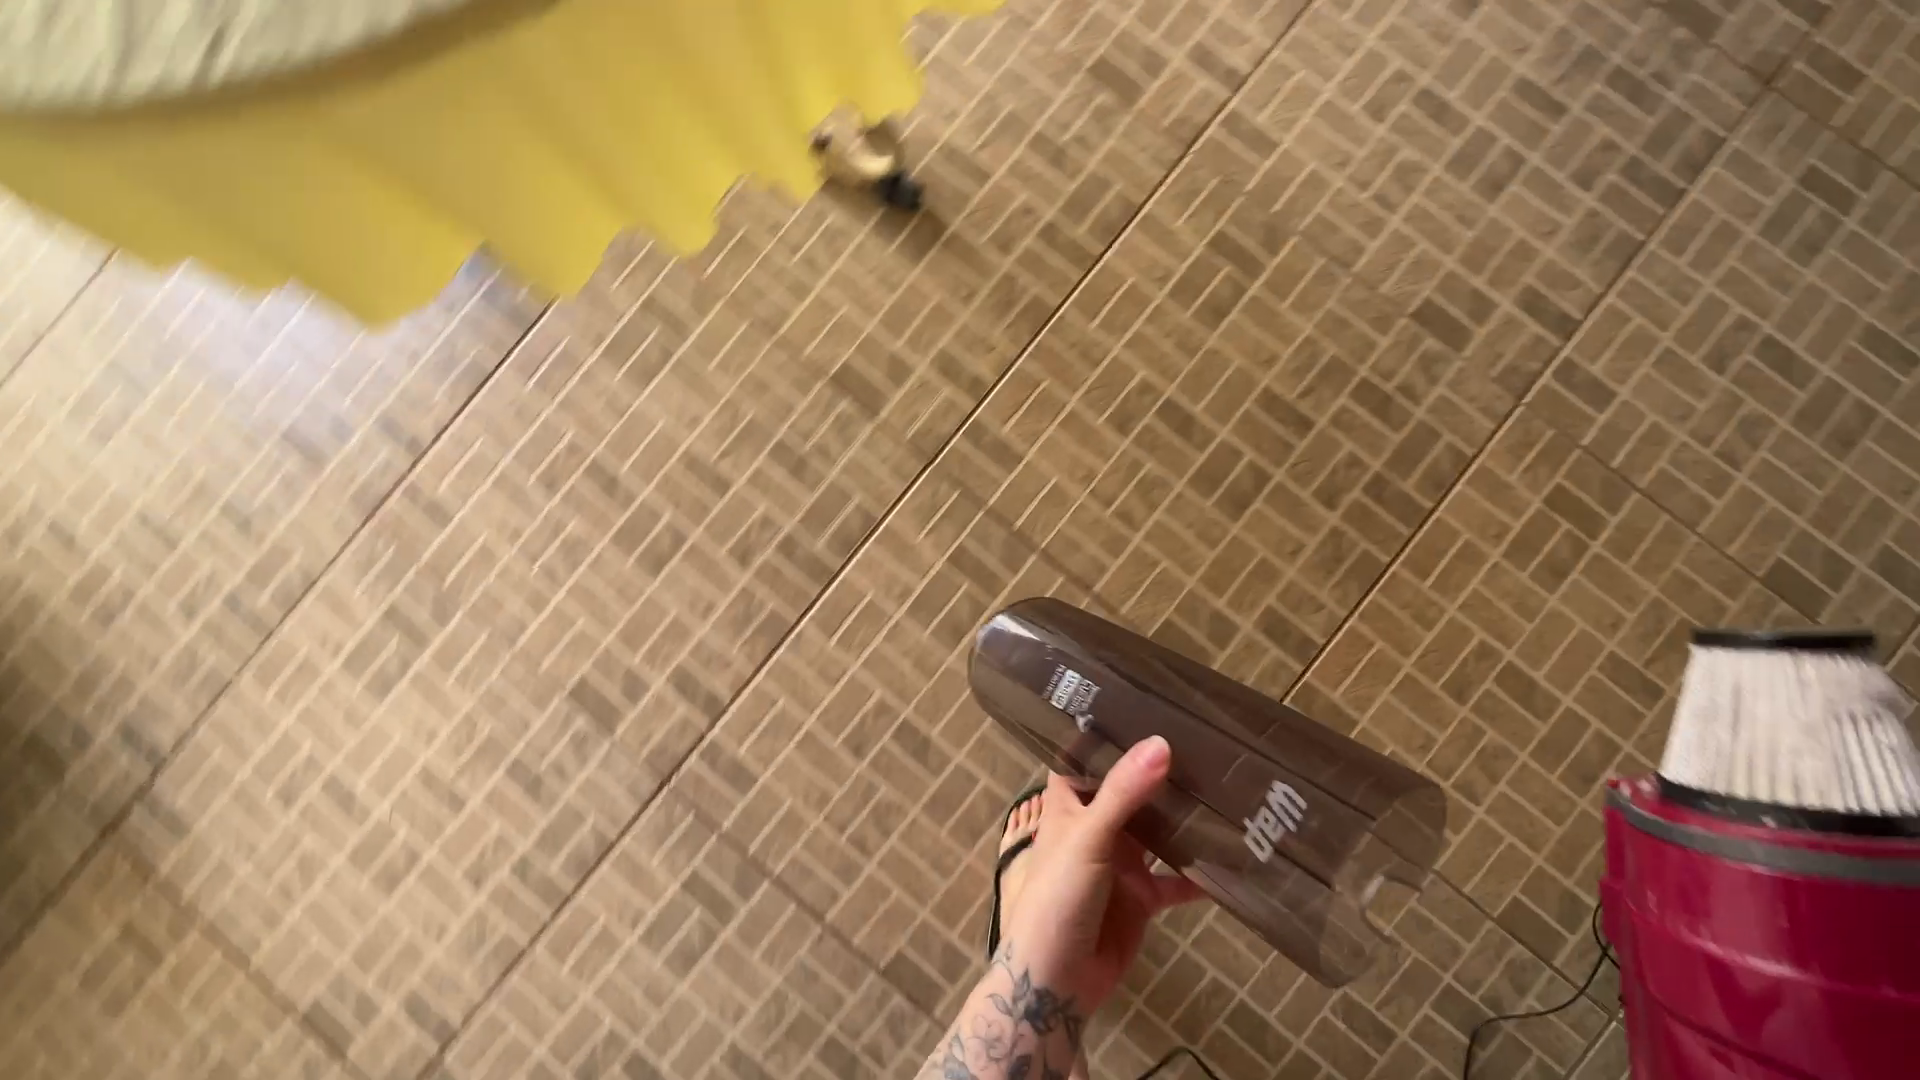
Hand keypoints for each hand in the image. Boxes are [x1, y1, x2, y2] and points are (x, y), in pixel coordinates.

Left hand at [995, 735, 1206, 1013]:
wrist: (1058, 979)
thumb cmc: (1058, 896)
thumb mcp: (1089, 836)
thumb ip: (1123, 792)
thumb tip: (1161, 742)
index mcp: (1070, 803)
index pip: (1084, 754)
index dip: (1107, 729)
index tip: (1146, 702)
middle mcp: (1096, 825)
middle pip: (1130, 790)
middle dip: (1160, 773)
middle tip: (1208, 742)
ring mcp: (1120, 861)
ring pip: (1157, 832)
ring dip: (1184, 819)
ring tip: (1228, 789)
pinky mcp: (1141, 897)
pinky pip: (1175, 880)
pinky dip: (1198, 873)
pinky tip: (1233, 860)